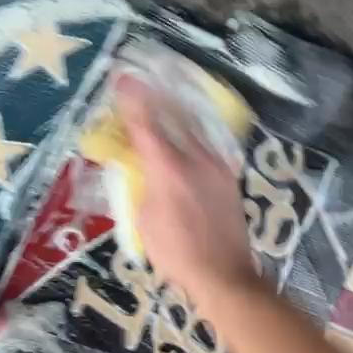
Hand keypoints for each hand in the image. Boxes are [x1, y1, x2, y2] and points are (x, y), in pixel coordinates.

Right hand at [117, 75, 262, 303]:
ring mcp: (217, 165)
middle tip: (140, 80)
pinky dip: (194, 129)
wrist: (223, 272)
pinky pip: (209, 142)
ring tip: (163, 92)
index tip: (123, 79)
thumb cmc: (176, 253)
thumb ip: (140, 185)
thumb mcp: (143, 220)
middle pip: (174, 116)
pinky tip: (188, 125)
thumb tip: (138, 167)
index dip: (132, 99)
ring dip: (176, 108)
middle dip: (154, 96)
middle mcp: (196, 159)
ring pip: (195, 126)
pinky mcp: (230, 175)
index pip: (146, 124)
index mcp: (168, 169)